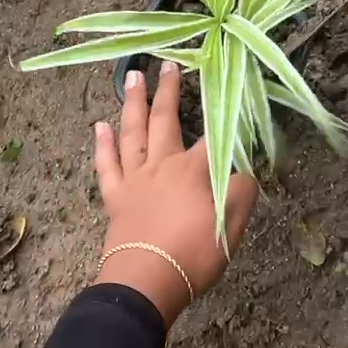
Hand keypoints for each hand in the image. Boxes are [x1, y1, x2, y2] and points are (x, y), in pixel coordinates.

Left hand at [92, 63, 256, 325]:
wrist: (146, 284)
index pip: (214, 134)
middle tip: (168, 63)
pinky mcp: (115, 197)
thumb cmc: (193, 256)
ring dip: (133, 102)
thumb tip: (248, 169)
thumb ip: (241, 193)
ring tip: (132, 76)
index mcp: (193, 170)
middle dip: (168, 90)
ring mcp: (135, 179)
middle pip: (166, 119)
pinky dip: (102, 145)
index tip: (229, 88)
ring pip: (133, 132)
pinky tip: (99, 126)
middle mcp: (162, 165)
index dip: (224, 113)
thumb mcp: (231, 227)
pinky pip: (107, 165)